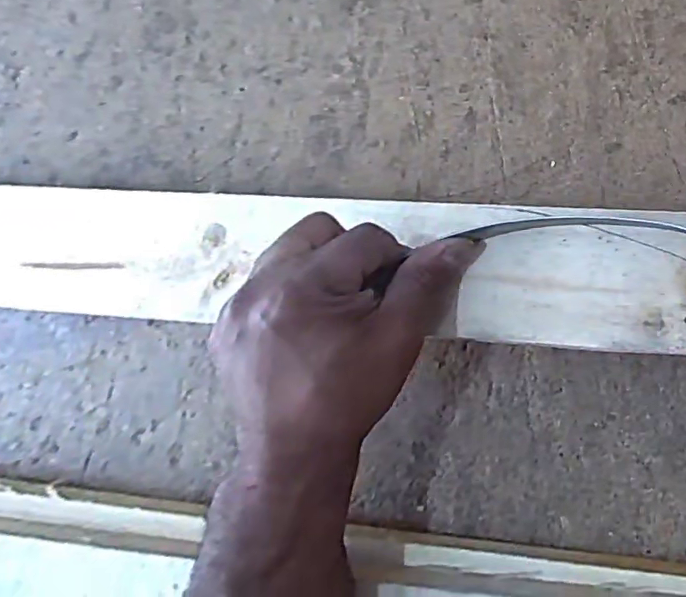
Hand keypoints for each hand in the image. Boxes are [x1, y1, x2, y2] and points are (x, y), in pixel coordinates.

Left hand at [208, 213, 483, 467]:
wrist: (293, 455)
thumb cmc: (350, 392)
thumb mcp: (400, 333)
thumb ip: (426, 279)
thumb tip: (459, 243)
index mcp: (300, 287)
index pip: (365, 237)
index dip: (395, 259)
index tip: (397, 296)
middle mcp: (258, 288)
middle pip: (319, 230)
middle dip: (354, 251)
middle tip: (369, 292)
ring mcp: (234, 308)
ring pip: (290, 250)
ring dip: (325, 265)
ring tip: (341, 304)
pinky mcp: (226, 327)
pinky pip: (268, 280)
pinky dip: (298, 287)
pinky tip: (312, 323)